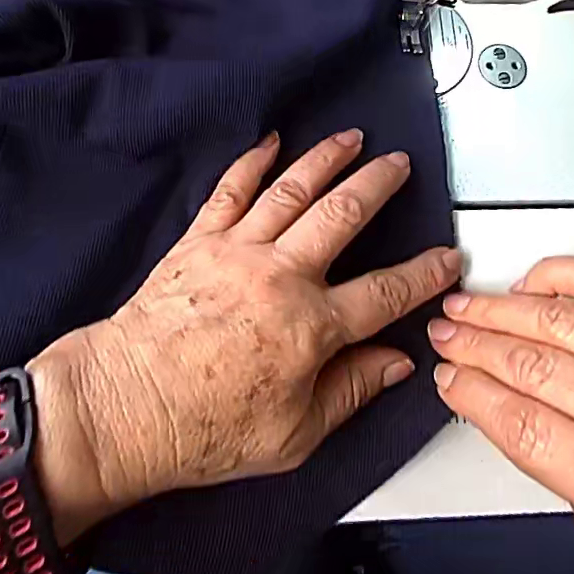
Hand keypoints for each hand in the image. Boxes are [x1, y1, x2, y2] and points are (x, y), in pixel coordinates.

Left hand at [29, 130, 457, 535]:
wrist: (129, 404)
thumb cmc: (203, 426)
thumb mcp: (295, 434)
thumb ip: (351, 391)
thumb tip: (394, 364)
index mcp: (312, 328)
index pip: (387, 292)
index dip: (424, 273)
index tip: (444, 259)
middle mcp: (279, 277)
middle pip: (344, 216)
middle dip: (378, 184)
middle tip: (398, 165)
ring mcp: (237, 252)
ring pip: (293, 191)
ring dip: (325, 159)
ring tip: (350, 139)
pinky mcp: (198, 242)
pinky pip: (230, 190)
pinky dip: (251, 162)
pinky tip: (269, 143)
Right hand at [428, 257, 573, 573]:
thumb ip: (545, 457)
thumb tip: (481, 394)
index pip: (528, 428)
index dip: (472, 393)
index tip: (447, 377)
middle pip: (539, 369)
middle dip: (474, 346)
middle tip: (444, 335)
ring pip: (564, 323)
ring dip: (500, 311)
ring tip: (465, 309)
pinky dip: (558, 276)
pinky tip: (527, 285)